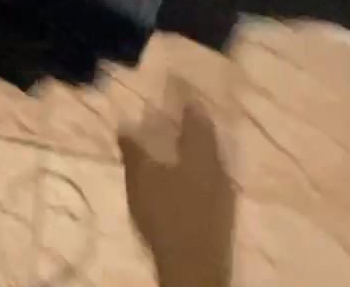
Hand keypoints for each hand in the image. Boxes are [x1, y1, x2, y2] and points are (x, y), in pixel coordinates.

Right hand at [121, 89, 235, 286]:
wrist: (194, 268)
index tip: (179, 80)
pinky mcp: (221, 211)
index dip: (187, 99)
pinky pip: (210, 175)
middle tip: (178, 106)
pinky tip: (184, 169)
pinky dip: (197, 163)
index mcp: (201, 155)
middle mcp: (218, 169)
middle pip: (208, 138)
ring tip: (178, 135)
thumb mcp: (140, 177)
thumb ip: (134, 150)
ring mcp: (224, 193)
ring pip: (210, 158)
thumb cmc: (166, 215)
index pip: (196, 118)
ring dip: (195, 144)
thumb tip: (125, 126)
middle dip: (193, 121)